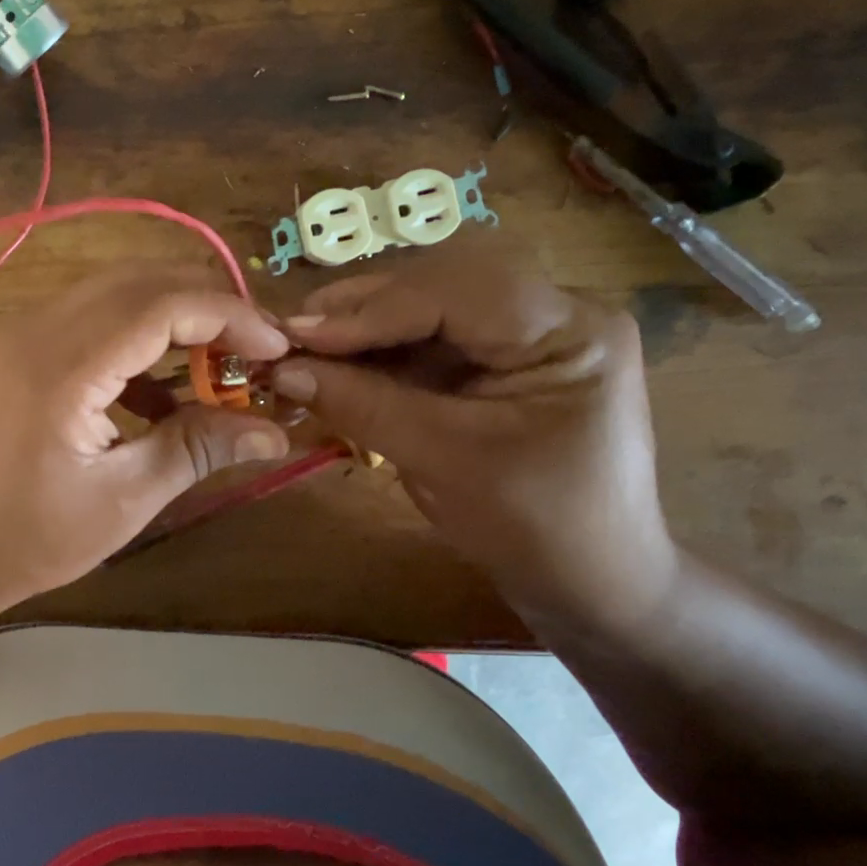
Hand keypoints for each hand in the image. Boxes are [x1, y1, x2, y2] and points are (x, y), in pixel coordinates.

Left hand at [0, 265, 293, 601]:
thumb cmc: (33, 537)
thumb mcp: (125, 497)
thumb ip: (198, 447)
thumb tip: (275, 428)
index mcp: (62, 368)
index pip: (160, 305)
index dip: (228, 316)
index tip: (277, 348)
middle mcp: (37, 330)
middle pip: (139, 281)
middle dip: (207, 303)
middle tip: (258, 348)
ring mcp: (23, 333)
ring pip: (115, 290)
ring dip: (174, 314)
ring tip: (223, 364)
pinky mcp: (21, 346)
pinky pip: (91, 316)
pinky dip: (136, 336)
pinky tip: (162, 392)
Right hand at [267, 258, 679, 624]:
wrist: (586, 580)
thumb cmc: (534, 523)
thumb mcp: (443, 459)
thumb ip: (362, 405)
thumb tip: (280, 371)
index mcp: (570, 329)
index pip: (459, 292)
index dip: (373, 309)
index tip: (298, 335)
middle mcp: (550, 313)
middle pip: (440, 285)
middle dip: (361, 308)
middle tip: (290, 335)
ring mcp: (520, 334)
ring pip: (423, 307)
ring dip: (358, 327)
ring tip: (300, 349)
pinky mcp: (492, 360)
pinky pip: (422, 340)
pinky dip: (372, 351)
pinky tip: (330, 365)